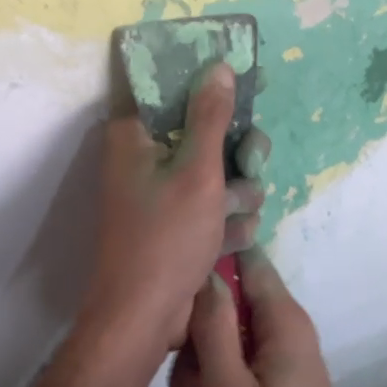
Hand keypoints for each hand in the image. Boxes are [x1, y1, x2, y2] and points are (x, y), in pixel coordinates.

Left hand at [83, 64, 269, 354]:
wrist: (143, 320)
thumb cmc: (165, 238)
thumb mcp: (197, 171)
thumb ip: (210, 116)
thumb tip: (218, 66)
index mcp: (134, 134)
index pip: (171, 86)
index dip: (210, 80)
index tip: (249, 79)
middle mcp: (143, 156)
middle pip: (202, 129)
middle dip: (235, 150)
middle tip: (253, 161)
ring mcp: (160, 192)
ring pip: (215, 170)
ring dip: (237, 191)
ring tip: (238, 215)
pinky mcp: (176, 222)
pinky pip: (212, 205)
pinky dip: (226, 219)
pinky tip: (233, 240)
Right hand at [170, 249, 351, 386]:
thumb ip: (212, 327)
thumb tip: (203, 269)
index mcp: (283, 324)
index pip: (246, 260)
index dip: (212, 263)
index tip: (179, 293)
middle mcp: (280, 341)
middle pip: (218, 320)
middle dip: (198, 363)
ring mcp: (272, 375)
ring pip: (213, 366)